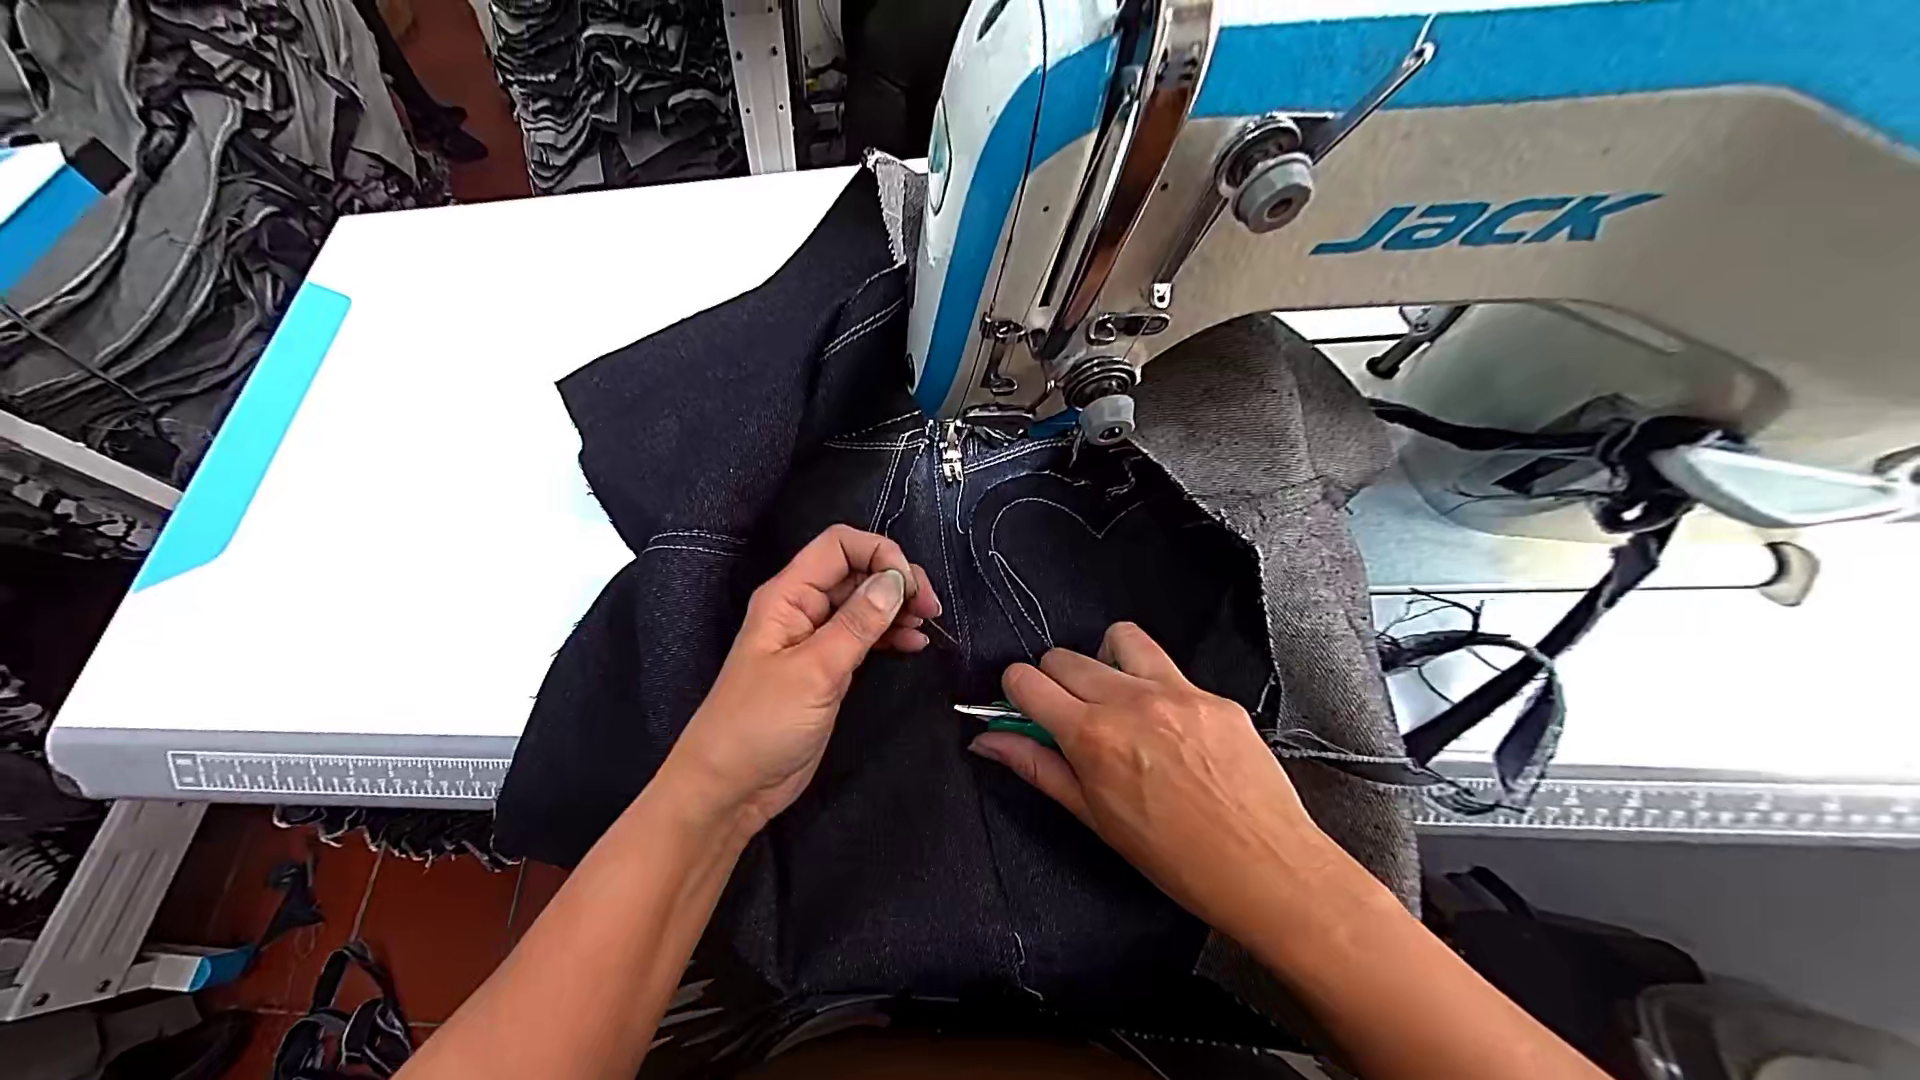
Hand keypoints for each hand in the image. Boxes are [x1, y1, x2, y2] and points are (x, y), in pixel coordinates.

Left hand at [658, 525, 941, 835]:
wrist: (731, 787)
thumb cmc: (760, 724)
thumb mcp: (815, 671)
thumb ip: (858, 623)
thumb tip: (897, 579)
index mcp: (789, 595)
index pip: (839, 545)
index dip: (879, 553)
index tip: (910, 586)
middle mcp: (804, 607)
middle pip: (858, 570)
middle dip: (897, 580)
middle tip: (930, 608)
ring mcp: (817, 637)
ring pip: (866, 602)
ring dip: (899, 607)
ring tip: (926, 626)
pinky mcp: (829, 665)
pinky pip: (866, 635)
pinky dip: (891, 634)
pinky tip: (914, 644)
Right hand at [970, 622, 1333, 940]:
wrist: (1265, 868)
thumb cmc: (1176, 858)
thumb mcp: (1093, 817)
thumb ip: (1037, 766)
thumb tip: (987, 740)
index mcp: (1092, 737)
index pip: (1026, 679)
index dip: (1015, 689)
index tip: (1023, 703)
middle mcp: (1130, 702)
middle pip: (1063, 655)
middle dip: (1054, 679)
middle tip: (1070, 713)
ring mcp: (1176, 691)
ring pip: (1117, 637)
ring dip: (1103, 659)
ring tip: (1116, 697)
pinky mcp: (1212, 693)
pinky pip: (1168, 667)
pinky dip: (1154, 684)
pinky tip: (1168, 724)